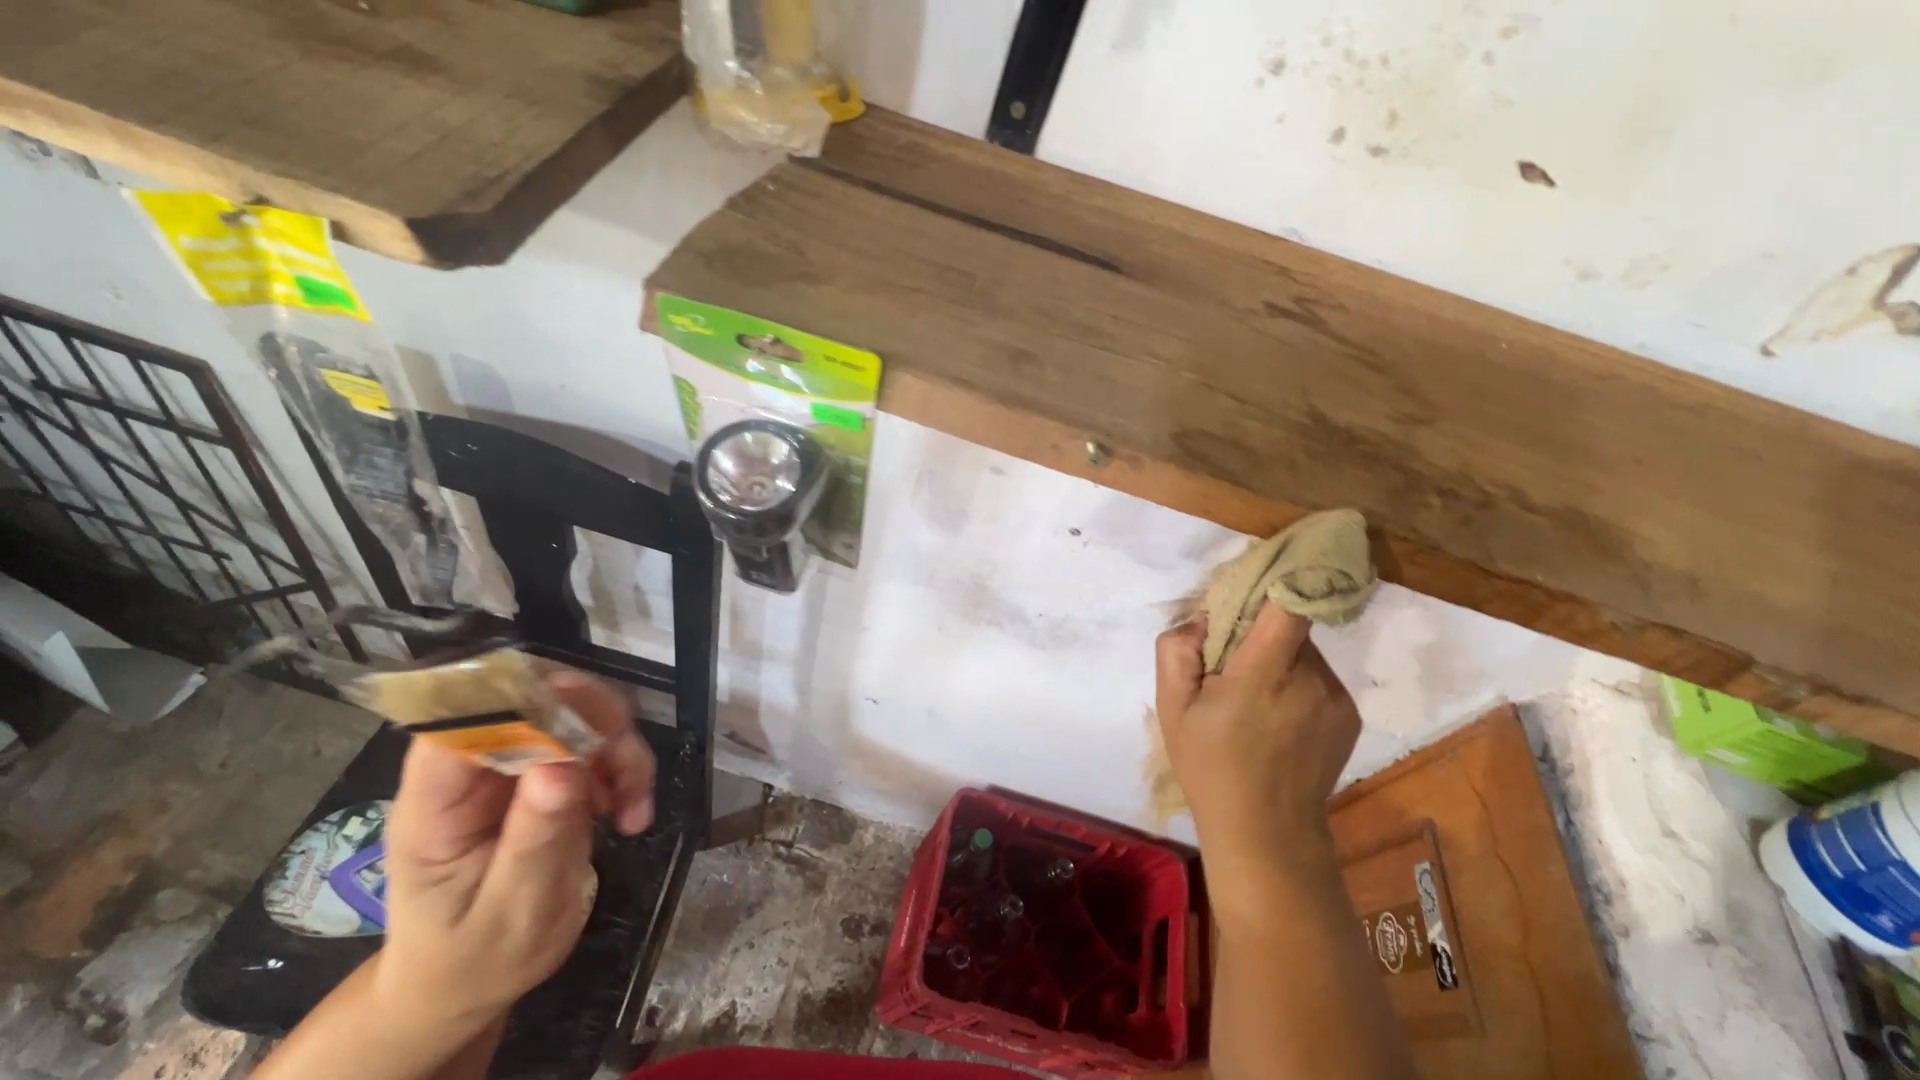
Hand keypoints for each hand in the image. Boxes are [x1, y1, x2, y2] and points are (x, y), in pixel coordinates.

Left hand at [374, 668, 655, 1030]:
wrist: (468, 983)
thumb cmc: (474, 958)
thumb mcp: (509, 914)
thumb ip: (532, 841)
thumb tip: (560, 766)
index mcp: (434, 806)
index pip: (460, 724)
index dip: (517, 703)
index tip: (578, 713)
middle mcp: (472, 774)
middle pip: (530, 704)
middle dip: (589, 720)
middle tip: (626, 765)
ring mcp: (512, 773)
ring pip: (574, 718)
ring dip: (618, 750)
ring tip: (633, 808)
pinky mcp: (548, 780)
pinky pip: (595, 749)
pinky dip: (624, 771)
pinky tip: (630, 816)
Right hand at [1155, 603, 1360, 906]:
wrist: (1267, 833)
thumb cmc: (1211, 769)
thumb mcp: (1172, 709)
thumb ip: (1178, 651)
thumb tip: (1202, 618)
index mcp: (1264, 673)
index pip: (1288, 604)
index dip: (1280, 579)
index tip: (1263, 573)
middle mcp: (1311, 678)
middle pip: (1288, 627)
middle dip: (1259, 635)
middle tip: (1231, 669)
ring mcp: (1336, 698)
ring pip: (1303, 653)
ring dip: (1279, 661)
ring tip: (1254, 704)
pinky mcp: (1349, 715)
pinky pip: (1318, 679)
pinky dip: (1297, 685)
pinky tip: (1278, 721)